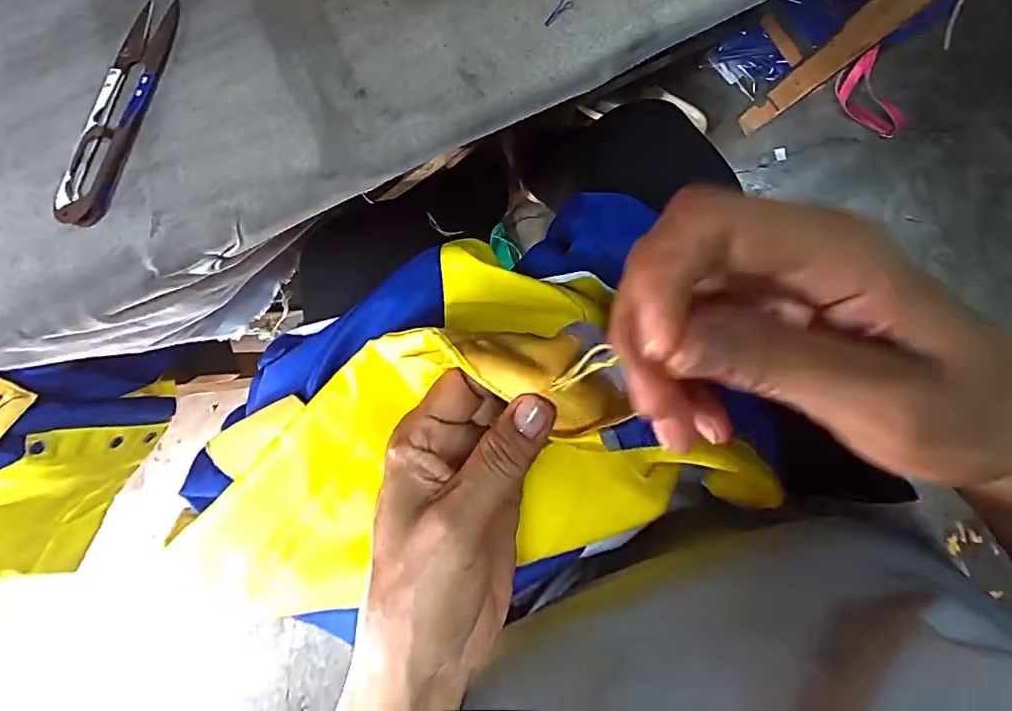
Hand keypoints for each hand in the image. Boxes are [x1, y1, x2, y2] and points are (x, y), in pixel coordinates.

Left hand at [346, 372, 553, 710]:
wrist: (432, 658)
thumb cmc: (422, 591)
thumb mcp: (458, 521)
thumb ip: (500, 459)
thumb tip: (540, 400)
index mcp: (422, 441)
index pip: (466, 381)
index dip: (506, 363)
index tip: (551, 353)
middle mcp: (451, 443)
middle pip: (495, 393)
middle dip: (534, 377)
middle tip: (580, 360)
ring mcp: (481, 463)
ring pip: (517, 415)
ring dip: (549, 400)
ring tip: (589, 378)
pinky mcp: (506, 483)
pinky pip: (531, 444)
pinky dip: (555, 430)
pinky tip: (582, 414)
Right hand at [612, 188, 1011, 487]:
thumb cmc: (967, 414)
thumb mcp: (879, 404)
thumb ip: (773, 360)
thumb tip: (667, 338)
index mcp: (832, 246)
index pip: (711, 219)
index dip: (662, 275)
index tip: (658, 358)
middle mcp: (797, 242)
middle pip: (682, 246)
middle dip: (647, 323)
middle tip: (657, 411)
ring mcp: (783, 272)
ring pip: (682, 286)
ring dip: (659, 354)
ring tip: (681, 429)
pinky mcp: (775, 304)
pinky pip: (702, 319)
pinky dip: (683, 368)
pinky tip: (703, 418)